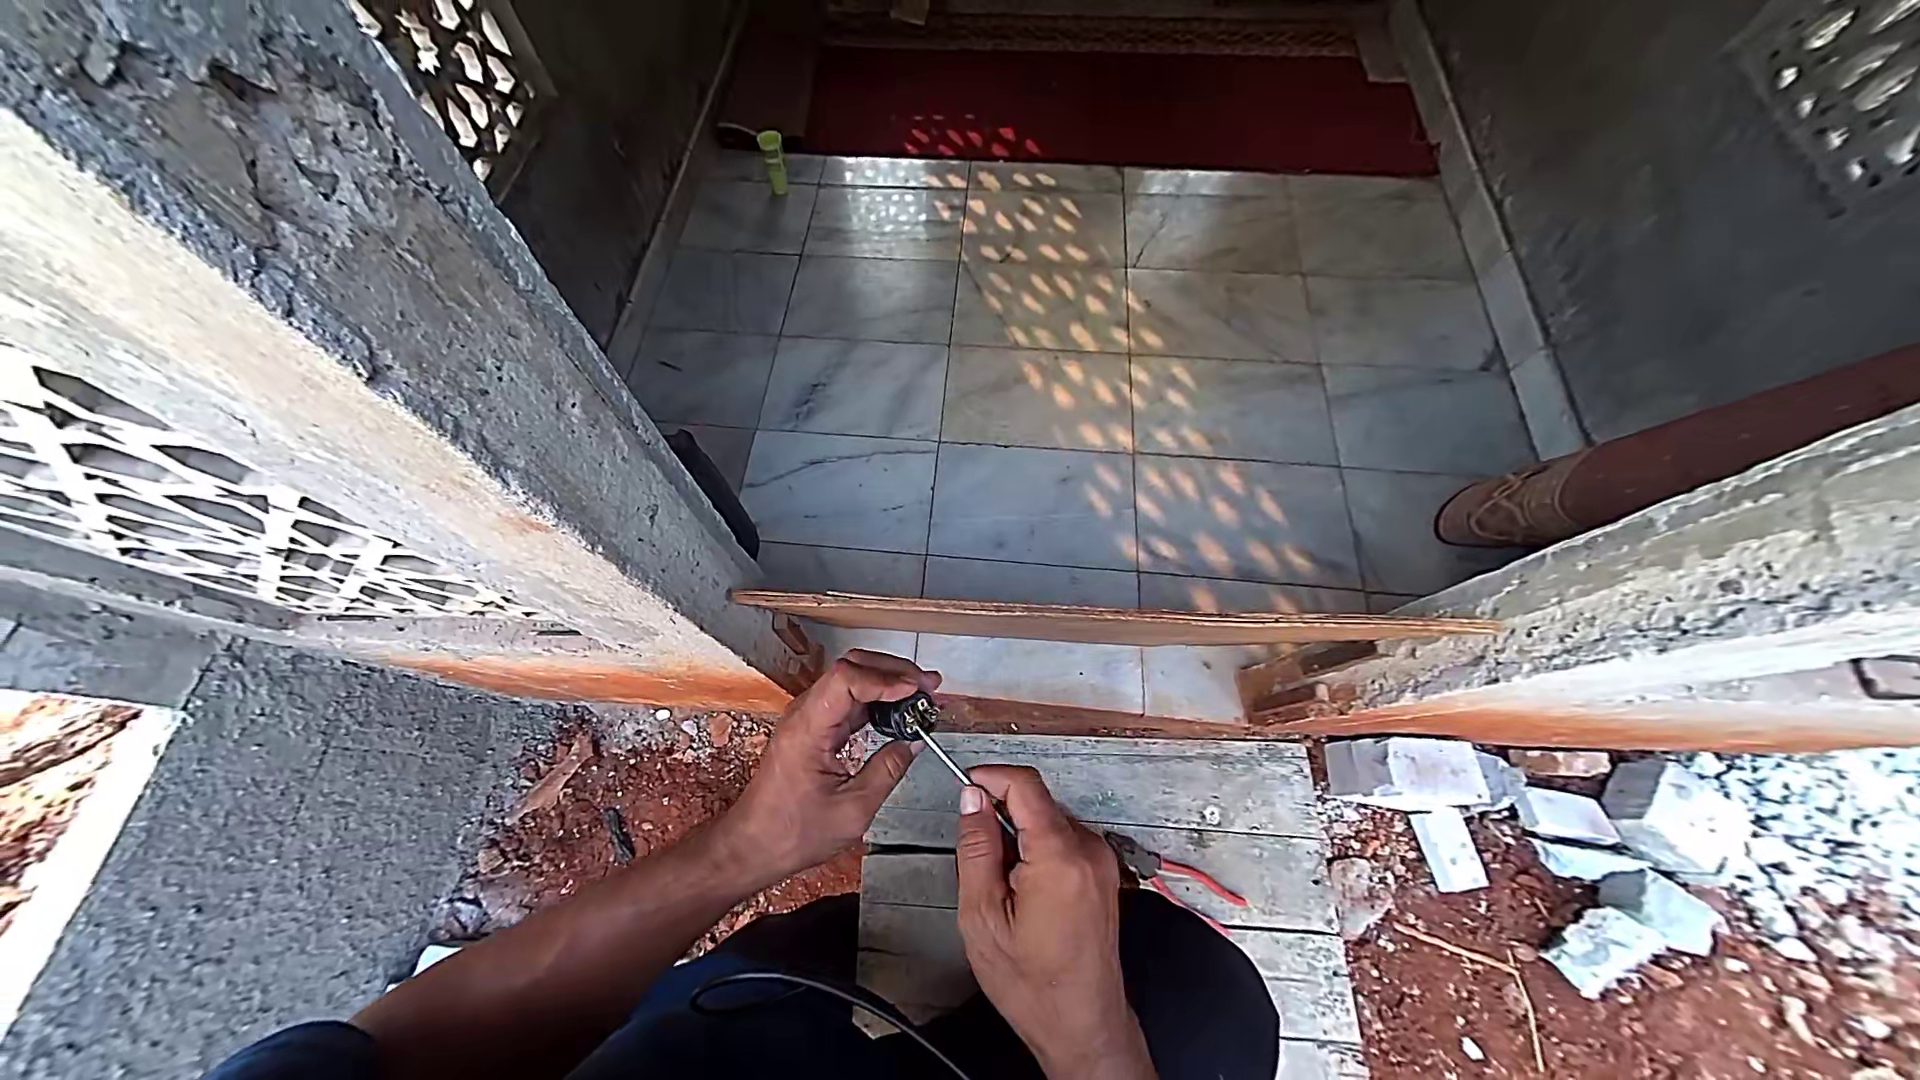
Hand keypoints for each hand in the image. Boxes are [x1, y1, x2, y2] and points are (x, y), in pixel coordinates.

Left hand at [713, 649, 938, 887]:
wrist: (752, 845)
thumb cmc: (791, 833)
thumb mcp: (853, 810)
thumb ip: (889, 769)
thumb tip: (915, 741)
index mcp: (808, 729)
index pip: (847, 679)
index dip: (885, 679)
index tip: (915, 691)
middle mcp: (805, 714)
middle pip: (852, 667)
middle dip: (894, 671)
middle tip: (928, 686)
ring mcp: (809, 717)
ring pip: (852, 677)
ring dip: (888, 680)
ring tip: (921, 693)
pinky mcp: (815, 726)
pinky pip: (849, 698)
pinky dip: (878, 697)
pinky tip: (899, 708)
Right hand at [953, 766, 1156, 1079]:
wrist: (1083, 1025)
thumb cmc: (1034, 984)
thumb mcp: (983, 916)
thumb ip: (976, 848)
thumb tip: (972, 799)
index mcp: (1059, 857)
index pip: (1025, 784)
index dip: (991, 776)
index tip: (967, 784)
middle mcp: (1087, 849)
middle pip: (1035, 800)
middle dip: (1000, 813)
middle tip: (978, 852)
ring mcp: (1099, 858)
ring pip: (1046, 817)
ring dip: (1018, 833)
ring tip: (1003, 882)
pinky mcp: (1101, 869)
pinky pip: (1061, 836)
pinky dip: (1037, 846)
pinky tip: (1025, 887)